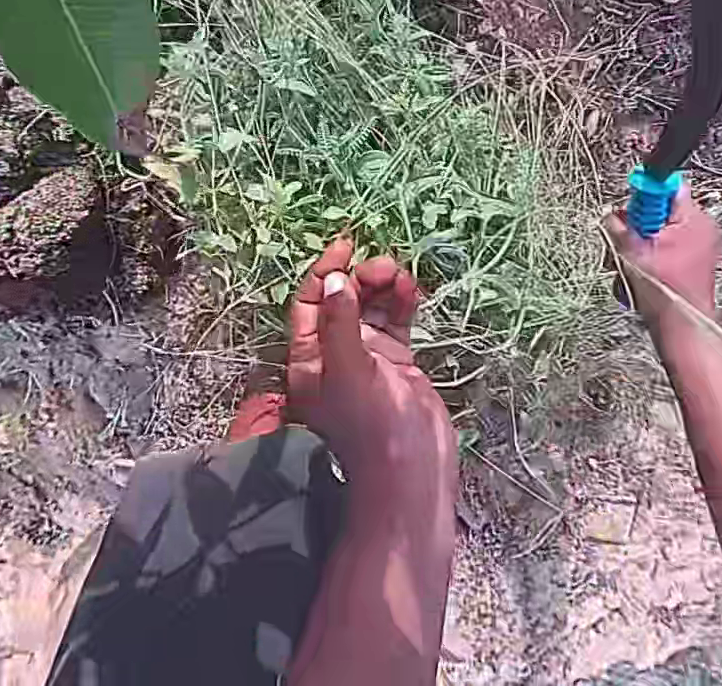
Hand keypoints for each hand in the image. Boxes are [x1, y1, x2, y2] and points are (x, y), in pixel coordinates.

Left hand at [286, 239, 455, 494]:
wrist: (412, 474)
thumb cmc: (372, 427)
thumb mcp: (349, 372)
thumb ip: (340, 324)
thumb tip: (333, 279)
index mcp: (311, 357)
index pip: (309, 303)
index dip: (324, 272)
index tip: (346, 246)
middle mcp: (336, 352)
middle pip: (341, 299)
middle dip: (360, 277)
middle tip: (385, 267)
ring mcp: (368, 355)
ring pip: (370, 306)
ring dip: (383, 286)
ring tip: (401, 277)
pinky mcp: (396, 359)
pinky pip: (395, 320)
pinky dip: (401, 302)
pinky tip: (411, 291)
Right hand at [603, 185, 721, 325]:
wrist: (682, 327)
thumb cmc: (662, 290)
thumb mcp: (632, 251)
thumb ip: (618, 225)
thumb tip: (610, 212)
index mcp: (693, 220)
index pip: (667, 187)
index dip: (644, 196)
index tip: (631, 213)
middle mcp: (702, 227)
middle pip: (660, 209)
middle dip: (637, 225)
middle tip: (628, 244)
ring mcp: (699, 244)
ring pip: (659, 229)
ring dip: (640, 243)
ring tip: (633, 263)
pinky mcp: (693, 258)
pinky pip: (666, 245)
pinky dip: (650, 254)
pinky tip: (642, 272)